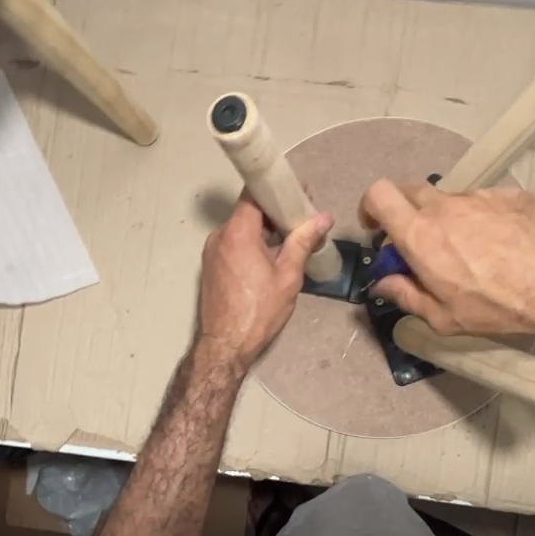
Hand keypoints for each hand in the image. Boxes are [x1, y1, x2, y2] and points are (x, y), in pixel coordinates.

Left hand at [195, 197, 333, 373]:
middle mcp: (219, 236)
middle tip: (301, 220)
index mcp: (237, 232)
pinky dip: (251, 246)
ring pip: (241, 230)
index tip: (297, 193)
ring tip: (290, 241)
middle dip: (274, 213)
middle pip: (248, 212)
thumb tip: (323, 218)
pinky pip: (233, 246)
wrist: (225, 346)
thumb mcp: (288, 276)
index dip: (276, 189)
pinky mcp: (211, 267)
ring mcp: (211, 252)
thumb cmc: (259, 312)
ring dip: (264, 232)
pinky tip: (270, 259)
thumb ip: (303, 242)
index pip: (253, 193)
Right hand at [362, 180, 534, 337]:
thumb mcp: (444, 318)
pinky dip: (481, 220)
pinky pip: (484, 203)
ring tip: (469, 252)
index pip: (379, 195)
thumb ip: (407, 296)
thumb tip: (384, 284)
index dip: (370, 207)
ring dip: (446, 219)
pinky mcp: (512, 195)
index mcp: (421, 235)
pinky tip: (502, 246)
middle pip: (409, 190)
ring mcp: (481, 196)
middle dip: (404, 212)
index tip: (376, 228)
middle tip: (416, 243)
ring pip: (449, 200)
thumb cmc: (499, 306)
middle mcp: (446, 207)